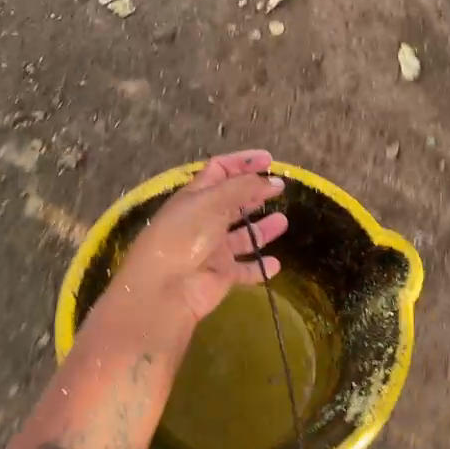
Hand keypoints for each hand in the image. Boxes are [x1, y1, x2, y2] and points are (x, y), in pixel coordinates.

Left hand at [110, 150, 288, 323]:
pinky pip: (246, 269)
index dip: (242, 162)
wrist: (166, 288)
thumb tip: (273, 181)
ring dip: (262, 229)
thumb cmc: (185, 236)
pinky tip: (275, 264)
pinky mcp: (222, 274)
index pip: (219, 171)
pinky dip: (260, 267)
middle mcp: (204, 220)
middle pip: (233, 201)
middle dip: (255, 193)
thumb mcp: (212, 201)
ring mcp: (213, 249)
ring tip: (283, 222)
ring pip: (243, 236)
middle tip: (280, 187)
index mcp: (195, 197)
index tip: (269, 159)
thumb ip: (244, 188)